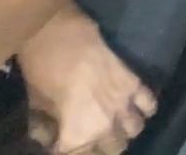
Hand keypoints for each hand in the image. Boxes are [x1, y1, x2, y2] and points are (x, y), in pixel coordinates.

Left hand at [18, 4, 154, 154]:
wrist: (67, 42)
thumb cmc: (44, 77)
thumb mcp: (36, 110)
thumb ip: (48, 130)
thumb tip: (54, 138)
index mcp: (79, 134)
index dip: (74, 153)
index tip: (65, 146)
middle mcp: (108, 123)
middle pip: (114, 148)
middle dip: (101, 150)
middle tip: (88, 144)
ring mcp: (127, 102)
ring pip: (135, 129)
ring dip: (124, 132)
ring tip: (113, 131)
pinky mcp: (138, 83)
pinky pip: (150, 104)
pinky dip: (144, 111)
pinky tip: (135, 111)